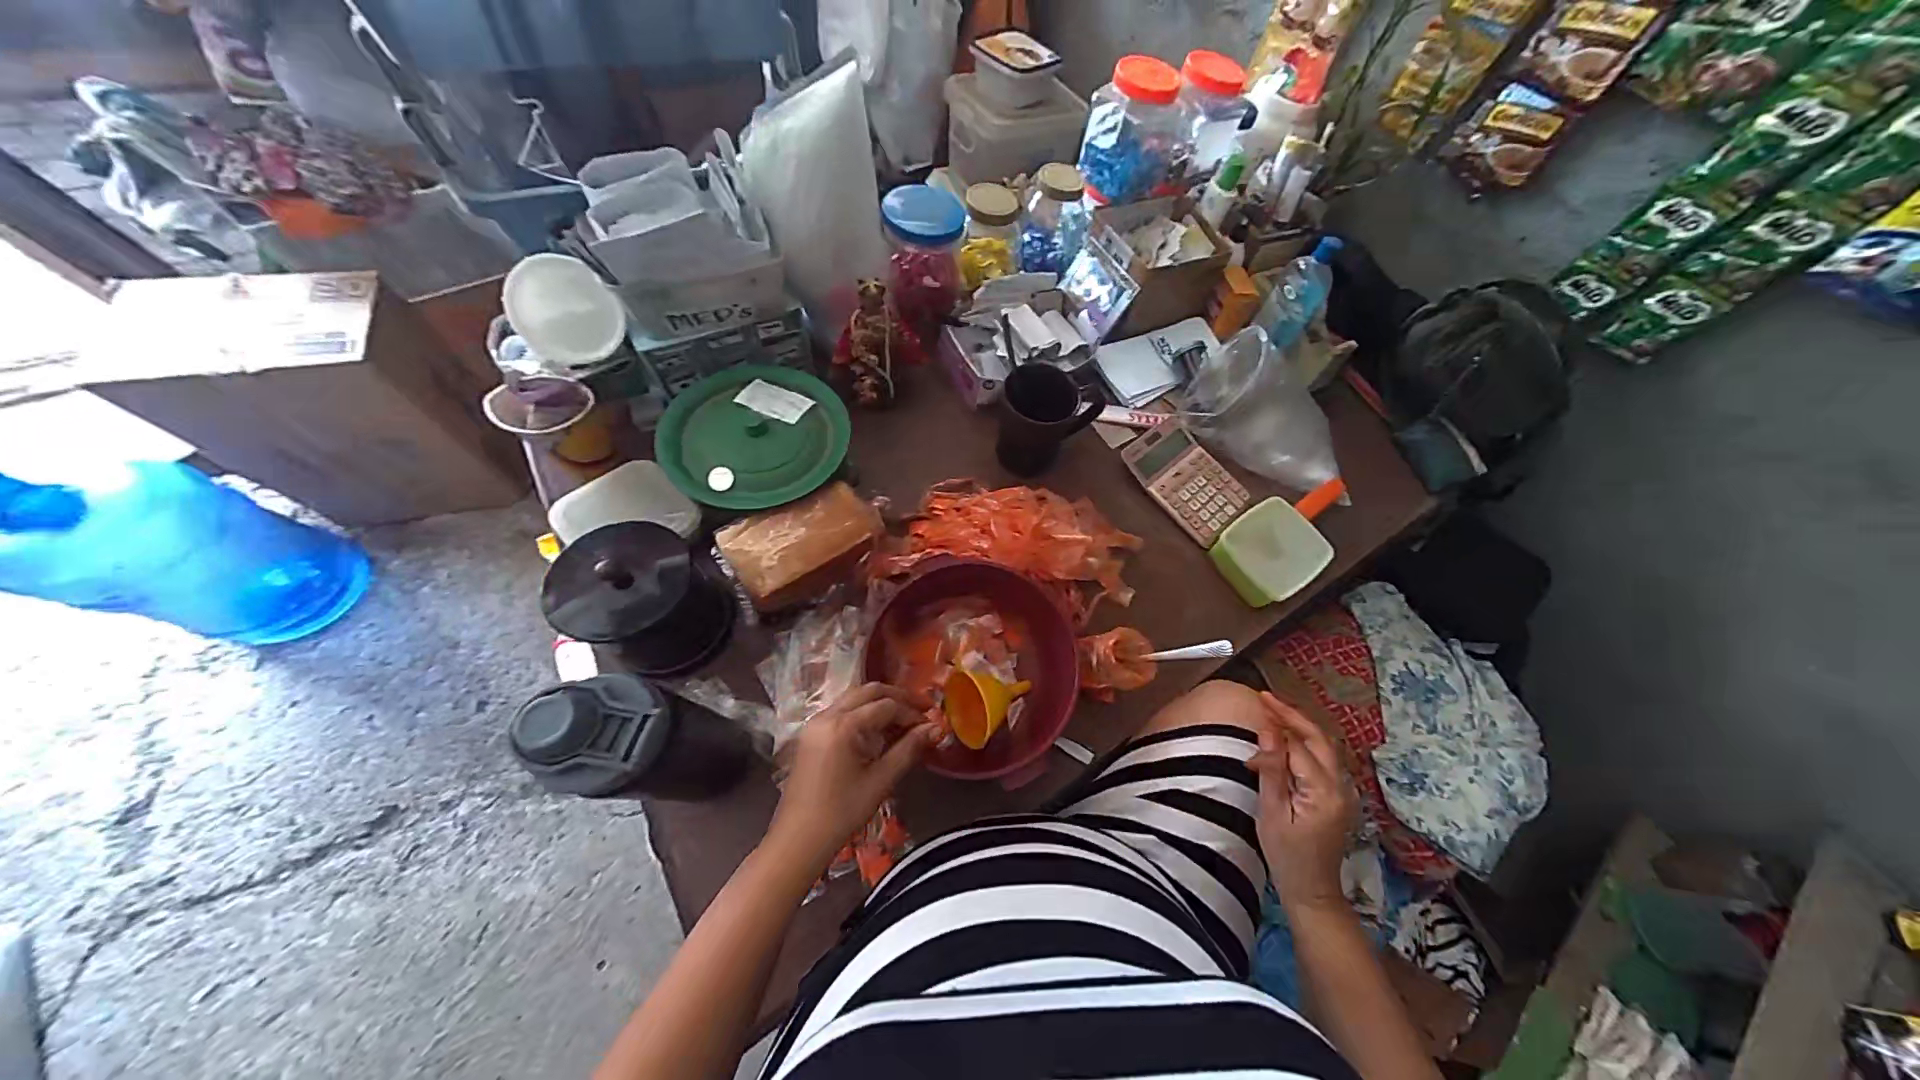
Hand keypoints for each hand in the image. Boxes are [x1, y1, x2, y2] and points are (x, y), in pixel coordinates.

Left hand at [764, 683, 938, 873]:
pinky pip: (842, 711)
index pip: (886, 705)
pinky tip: (879, 730)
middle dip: (898, 697)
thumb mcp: (881, 780)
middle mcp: (827, 715)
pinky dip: (864, 712)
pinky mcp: (812, 734)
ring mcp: (816, 723)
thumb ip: (909, 749)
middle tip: (922, 709)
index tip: (931, 724)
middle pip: (868, 691)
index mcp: (844, 725)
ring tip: (904, 719)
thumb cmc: (842, 812)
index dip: (912, 712)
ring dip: (880, 703)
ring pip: (854, 698)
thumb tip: (935, 728)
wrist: (800, 837)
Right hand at [1247, 691, 1356, 912]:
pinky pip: (1325, 759)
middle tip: (1264, 698)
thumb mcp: (1271, 813)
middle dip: (1292, 714)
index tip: (1253, 712)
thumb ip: (1272, 770)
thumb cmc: (1286, 855)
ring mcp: (1345, 791)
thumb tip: (1268, 732)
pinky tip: (1287, 740)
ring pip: (1325, 746)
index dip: (1275, 729)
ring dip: (1300, 726)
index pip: (1298, 746)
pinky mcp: (1340, 795)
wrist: (1313, 889)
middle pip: (1319, 738)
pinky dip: (1306, 742)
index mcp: (1324, 791)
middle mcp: (1342, 786)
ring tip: (1273, 712)